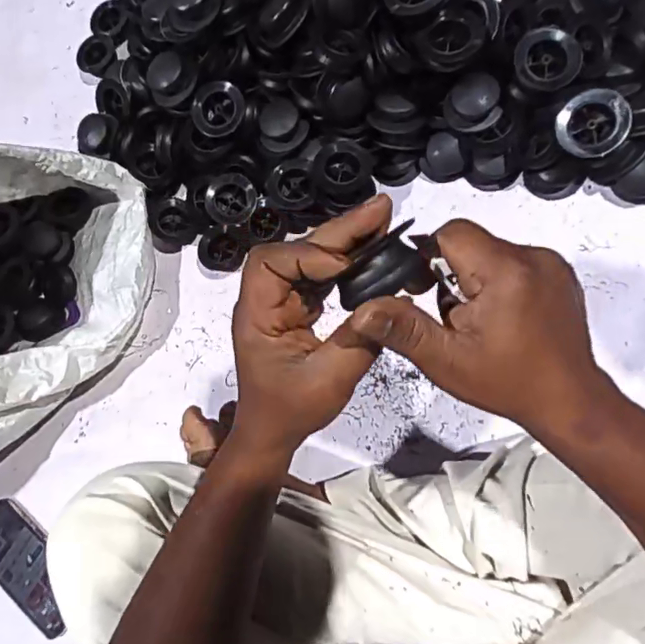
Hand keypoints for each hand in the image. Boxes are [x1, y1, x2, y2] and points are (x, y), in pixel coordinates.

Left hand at [226, 195, 393, 458]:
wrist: (272, 432)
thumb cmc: (288, 412)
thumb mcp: (328, 380)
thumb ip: (358, 340)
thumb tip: (387, 306)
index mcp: (257, 316)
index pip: (271, 262)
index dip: (308, 255)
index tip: (344, 266)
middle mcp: (265, 302)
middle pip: (296, 251)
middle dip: (338, 232)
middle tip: (378, 212)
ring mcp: (280, 303)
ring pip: (309, 259)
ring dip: (345, 241)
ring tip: (380, 223)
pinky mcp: (296, 310)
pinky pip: (319, 276)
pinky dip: (345, 263)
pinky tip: (369, 252)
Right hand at [347, 220, 616, 437]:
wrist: (567, 399)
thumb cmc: (513, 384)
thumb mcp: (446, 360)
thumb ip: (403, 329)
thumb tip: (365, 312)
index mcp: (505, 273)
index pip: (450, 232)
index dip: (428, 257)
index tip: (425, 287)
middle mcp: (532, 259)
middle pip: (470, 244)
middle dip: (453, 276)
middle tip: (457, 318)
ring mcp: (550, 265)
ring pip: (491, 253)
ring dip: (476, 281)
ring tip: (482, 323)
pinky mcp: (558, 275)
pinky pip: (515, 263)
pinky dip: (500, 285)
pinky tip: (503, 319)